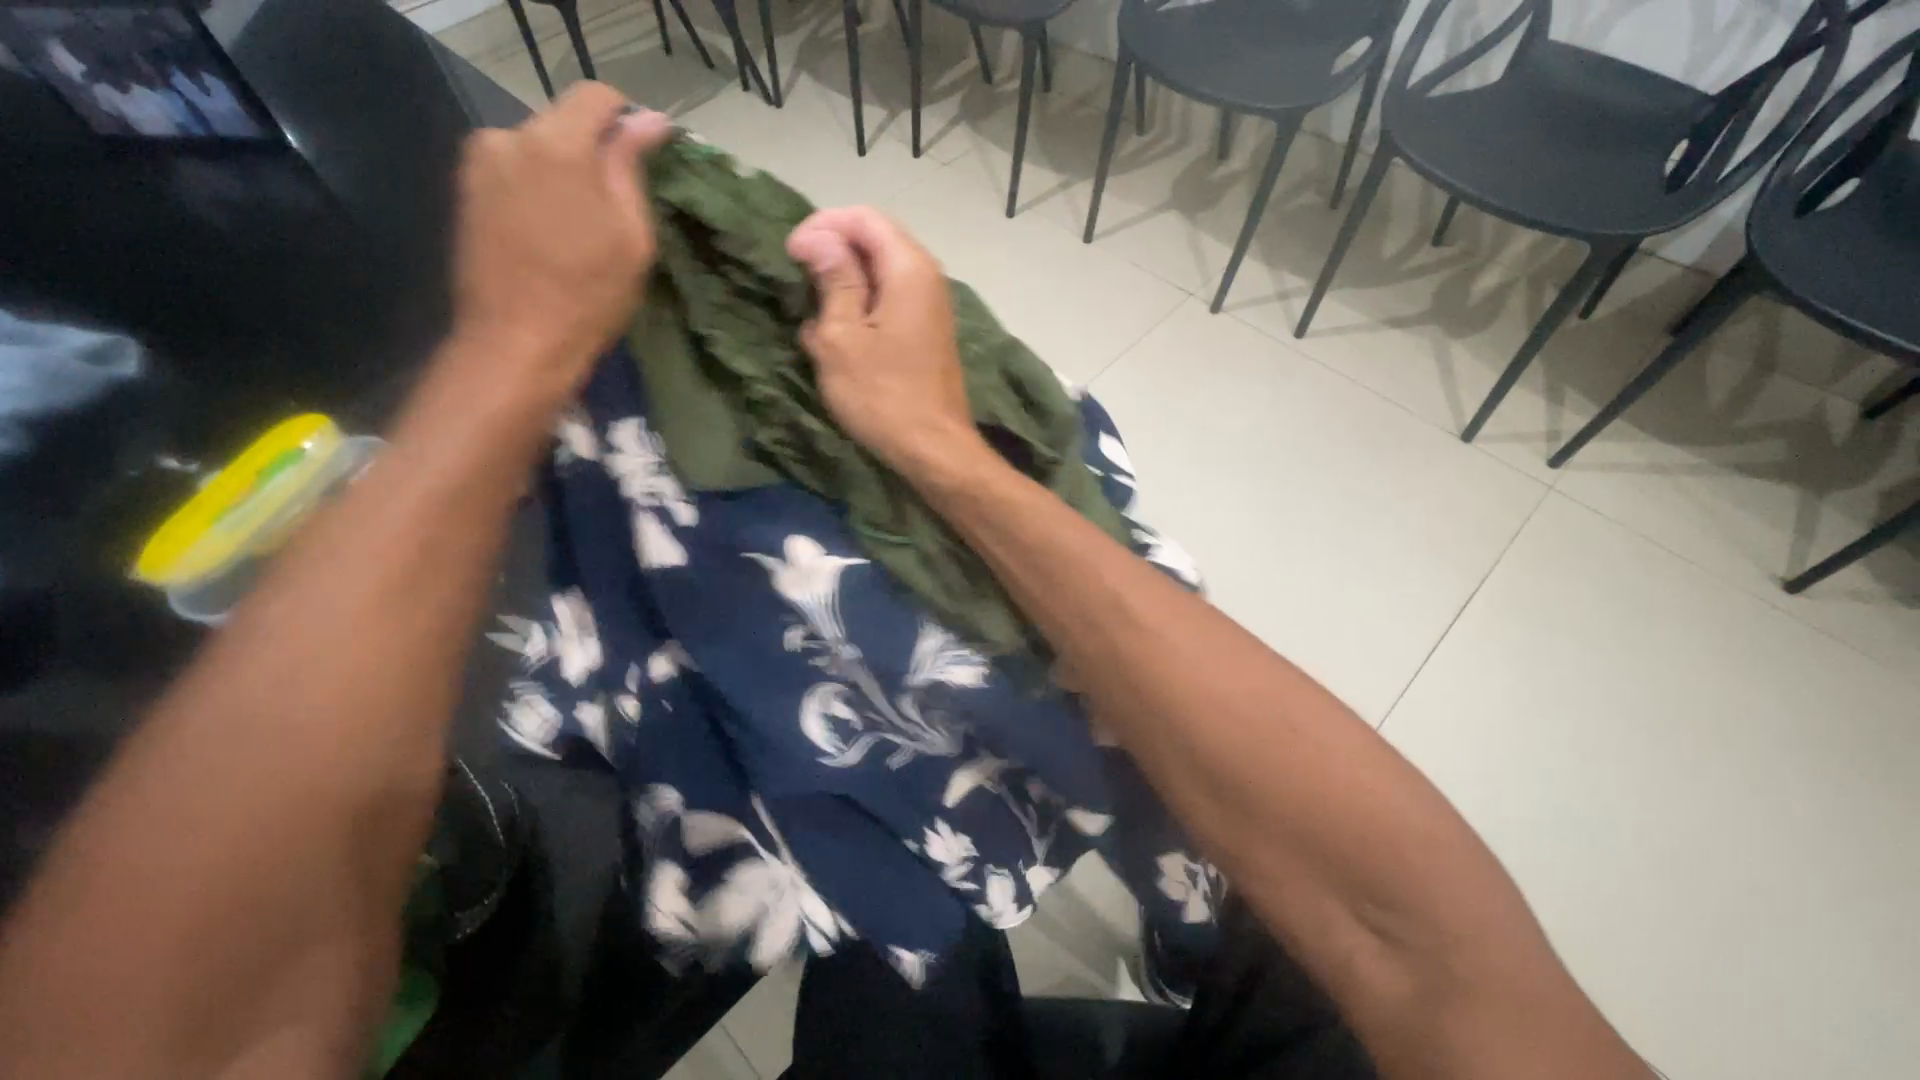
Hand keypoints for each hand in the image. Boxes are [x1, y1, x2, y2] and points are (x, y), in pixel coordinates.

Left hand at [449, 83, 672, 403]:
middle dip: (592, 152)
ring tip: (579, 227)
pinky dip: (536, 190)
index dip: (626, 119)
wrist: (515, 344)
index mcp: (555, 143)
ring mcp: (479, 164)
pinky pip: (513, 172)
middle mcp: (507, 136)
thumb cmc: (587, 294)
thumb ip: (631, 166)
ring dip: (562, 174)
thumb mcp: (630, 234)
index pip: (596, 95)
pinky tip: (550, 235)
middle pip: (563, 122)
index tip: (643, 157)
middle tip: (614, 206)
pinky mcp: (465, 191)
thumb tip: (649, 120)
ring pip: (536, 149)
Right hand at [786, 207, 989, 480]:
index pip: (862, 217)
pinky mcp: (927, 331)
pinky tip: (839, 331)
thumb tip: (817, 237)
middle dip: (833, 250)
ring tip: (813, 307)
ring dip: (844, 281)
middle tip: (798, 278)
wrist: (932, 448)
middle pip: (875, 239)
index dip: (822, 226)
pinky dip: (862, 304)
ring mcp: (930, 304)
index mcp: (909, 267)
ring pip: (881, 271)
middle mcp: (927, 276)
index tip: (791, 255)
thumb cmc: (881, 394)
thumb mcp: (842, 335)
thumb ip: (833, 279)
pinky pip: (890, 298)